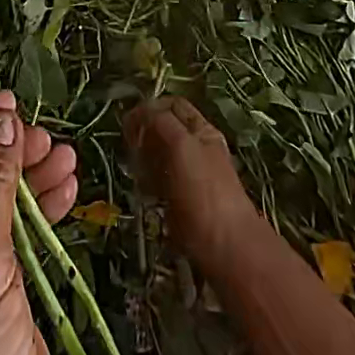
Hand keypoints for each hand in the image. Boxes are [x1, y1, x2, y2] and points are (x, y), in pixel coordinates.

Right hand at [125, 97, 263, 271]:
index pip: (171, 106)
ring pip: (158, 157)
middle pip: (163, 131)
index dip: (149, 108)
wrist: (226, 247)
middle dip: (144, 135)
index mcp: (201, 130)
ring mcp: (189, 176)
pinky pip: (159, 182)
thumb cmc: (204, 191)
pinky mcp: (181, 201)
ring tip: (136, 171)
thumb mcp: (182, 145)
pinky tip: (145, 191)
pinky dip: (148, 182)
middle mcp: (196, 149)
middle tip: (130, 148)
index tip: (128, 122)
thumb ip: (162, 122)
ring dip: (144, 160)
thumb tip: (142, 110)